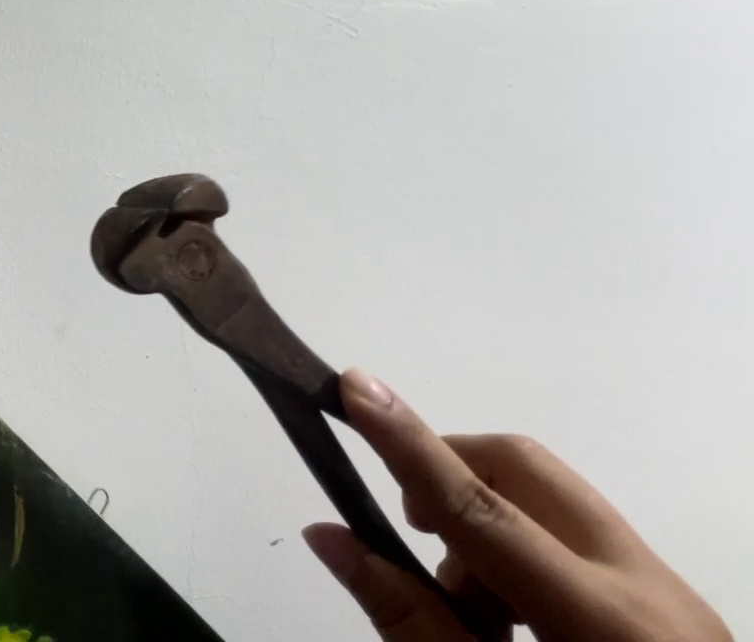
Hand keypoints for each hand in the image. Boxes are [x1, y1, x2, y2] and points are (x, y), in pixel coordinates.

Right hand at [304, 369, 730, 641]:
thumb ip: (406, 618)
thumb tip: (326, 534)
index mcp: (605, 624)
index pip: (480, 508)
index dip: (409, 444)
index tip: (355, 383)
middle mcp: (651, 592)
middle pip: (522, 467)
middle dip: (446, 465)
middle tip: (409, 522)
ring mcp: (675, 595)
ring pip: (544, 498)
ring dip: (479, 524)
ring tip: (467, 611)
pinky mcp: (675, 604)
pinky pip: (574, 534)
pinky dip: (518, 549)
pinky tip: (509, 621)